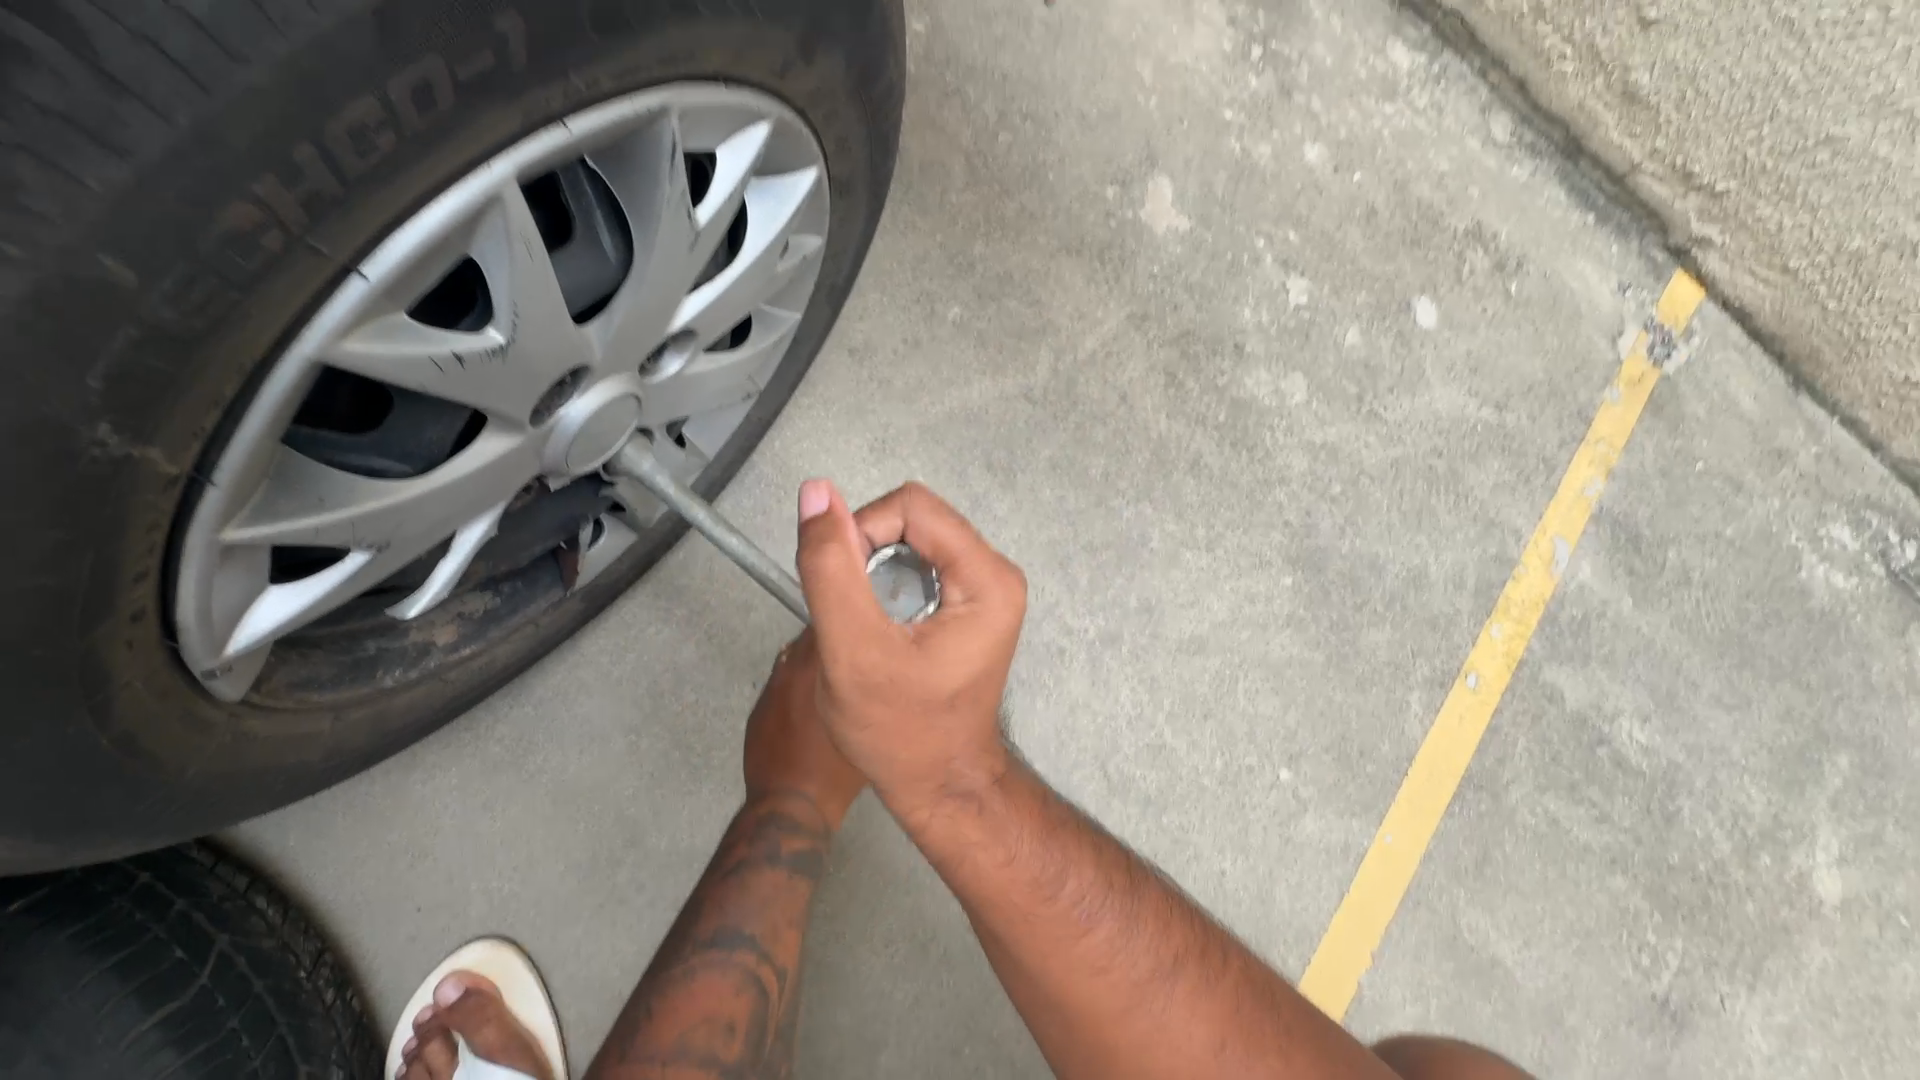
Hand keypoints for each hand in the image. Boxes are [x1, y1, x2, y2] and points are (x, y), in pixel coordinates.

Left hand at [742, 631, 865, 829]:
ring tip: (834, 675)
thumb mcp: (869, 733)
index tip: (866, 632)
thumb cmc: (837, 775)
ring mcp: (771, 690)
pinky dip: (795, 684)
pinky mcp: (758, 708)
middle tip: (855, 651)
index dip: (851, 626)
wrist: (789, 809)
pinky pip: (779, 683)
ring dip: (812, 662)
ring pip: (793, 658)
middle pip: (811, 638)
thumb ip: (875, 699)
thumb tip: (886, 683)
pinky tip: (810, 702)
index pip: (832, 627)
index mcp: (821, 672)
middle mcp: (792, 672)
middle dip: (833, 641)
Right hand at [793, 480, 1026, 821]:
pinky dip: (886, 584)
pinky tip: (880, 628)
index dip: (861, 533)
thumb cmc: (901, 733)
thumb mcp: (852, 649)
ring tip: (865, 624)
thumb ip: (830, 567)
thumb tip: (816, 491)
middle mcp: (997, 573)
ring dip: (873, 570)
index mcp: (987, 579)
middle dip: (867, 553)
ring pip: (912, 539)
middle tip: (851, 612)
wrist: (940, 783)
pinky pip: (919, 563)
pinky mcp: (971, 602)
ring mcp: (986, 587)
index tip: (842, 588)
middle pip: (915, 517)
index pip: (910, 506)